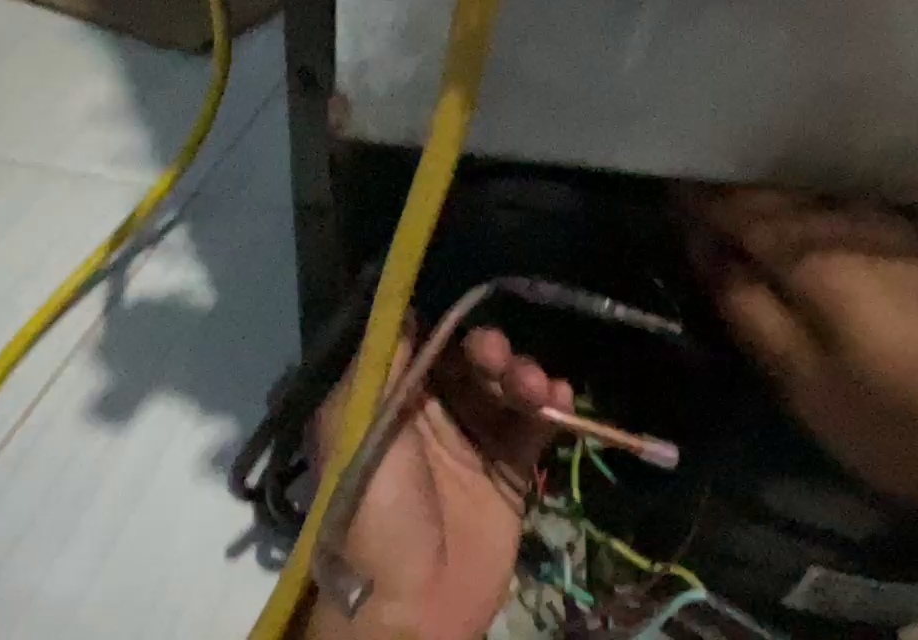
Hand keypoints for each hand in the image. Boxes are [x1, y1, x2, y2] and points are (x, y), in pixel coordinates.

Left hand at [308, 326, 573, 639]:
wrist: (411, 606)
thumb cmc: (374, 510)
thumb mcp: (357, 431)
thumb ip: (381, 368)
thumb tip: (403, 312)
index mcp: (393, 401)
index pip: (427, 346)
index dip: (449, 328)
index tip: (467, 317)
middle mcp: (435, 413)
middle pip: (472, 363)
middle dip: (491, 351)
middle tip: (497, 356)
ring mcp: (475, 442)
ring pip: (506, 388)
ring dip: (524, 375)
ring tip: (535, 388)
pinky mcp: (511, 471)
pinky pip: (534, 427)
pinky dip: (552, 408)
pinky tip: (561, 398)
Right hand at [679, 186, 917, 525]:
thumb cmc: (917, 426)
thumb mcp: (811, 389)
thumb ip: (751, 313)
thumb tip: (708, 253)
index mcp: (816, 255)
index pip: (737, 210)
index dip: (697, 201)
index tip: (665, 192)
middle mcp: (856, 225)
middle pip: (776, 197)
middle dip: (730, 194)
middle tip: (692, 198)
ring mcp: (905, 232)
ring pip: (816, 200)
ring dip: (772, 198)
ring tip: (740, 206)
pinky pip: (851, 212)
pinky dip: (814, 210)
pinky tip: (814, 222)